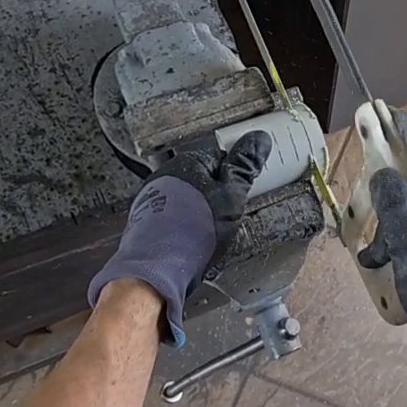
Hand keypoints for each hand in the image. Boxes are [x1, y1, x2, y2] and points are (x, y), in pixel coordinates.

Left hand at [87, 131, 271, 345]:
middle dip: (216, 194)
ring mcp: (152, 199)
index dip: (235, 175)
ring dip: (200, 211)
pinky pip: (174, 217)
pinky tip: (194, 240)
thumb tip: (259, 138)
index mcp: (186, 162)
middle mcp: (164, 175)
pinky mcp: (146, 222)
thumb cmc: (195, 229)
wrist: (156, 269)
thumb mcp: (231, 196)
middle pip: (201, 178)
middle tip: (229, 213)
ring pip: (187, 199)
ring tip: (211, 231)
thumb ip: (244, 167)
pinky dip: (185, 226)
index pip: (219, 157)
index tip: (244, 190)